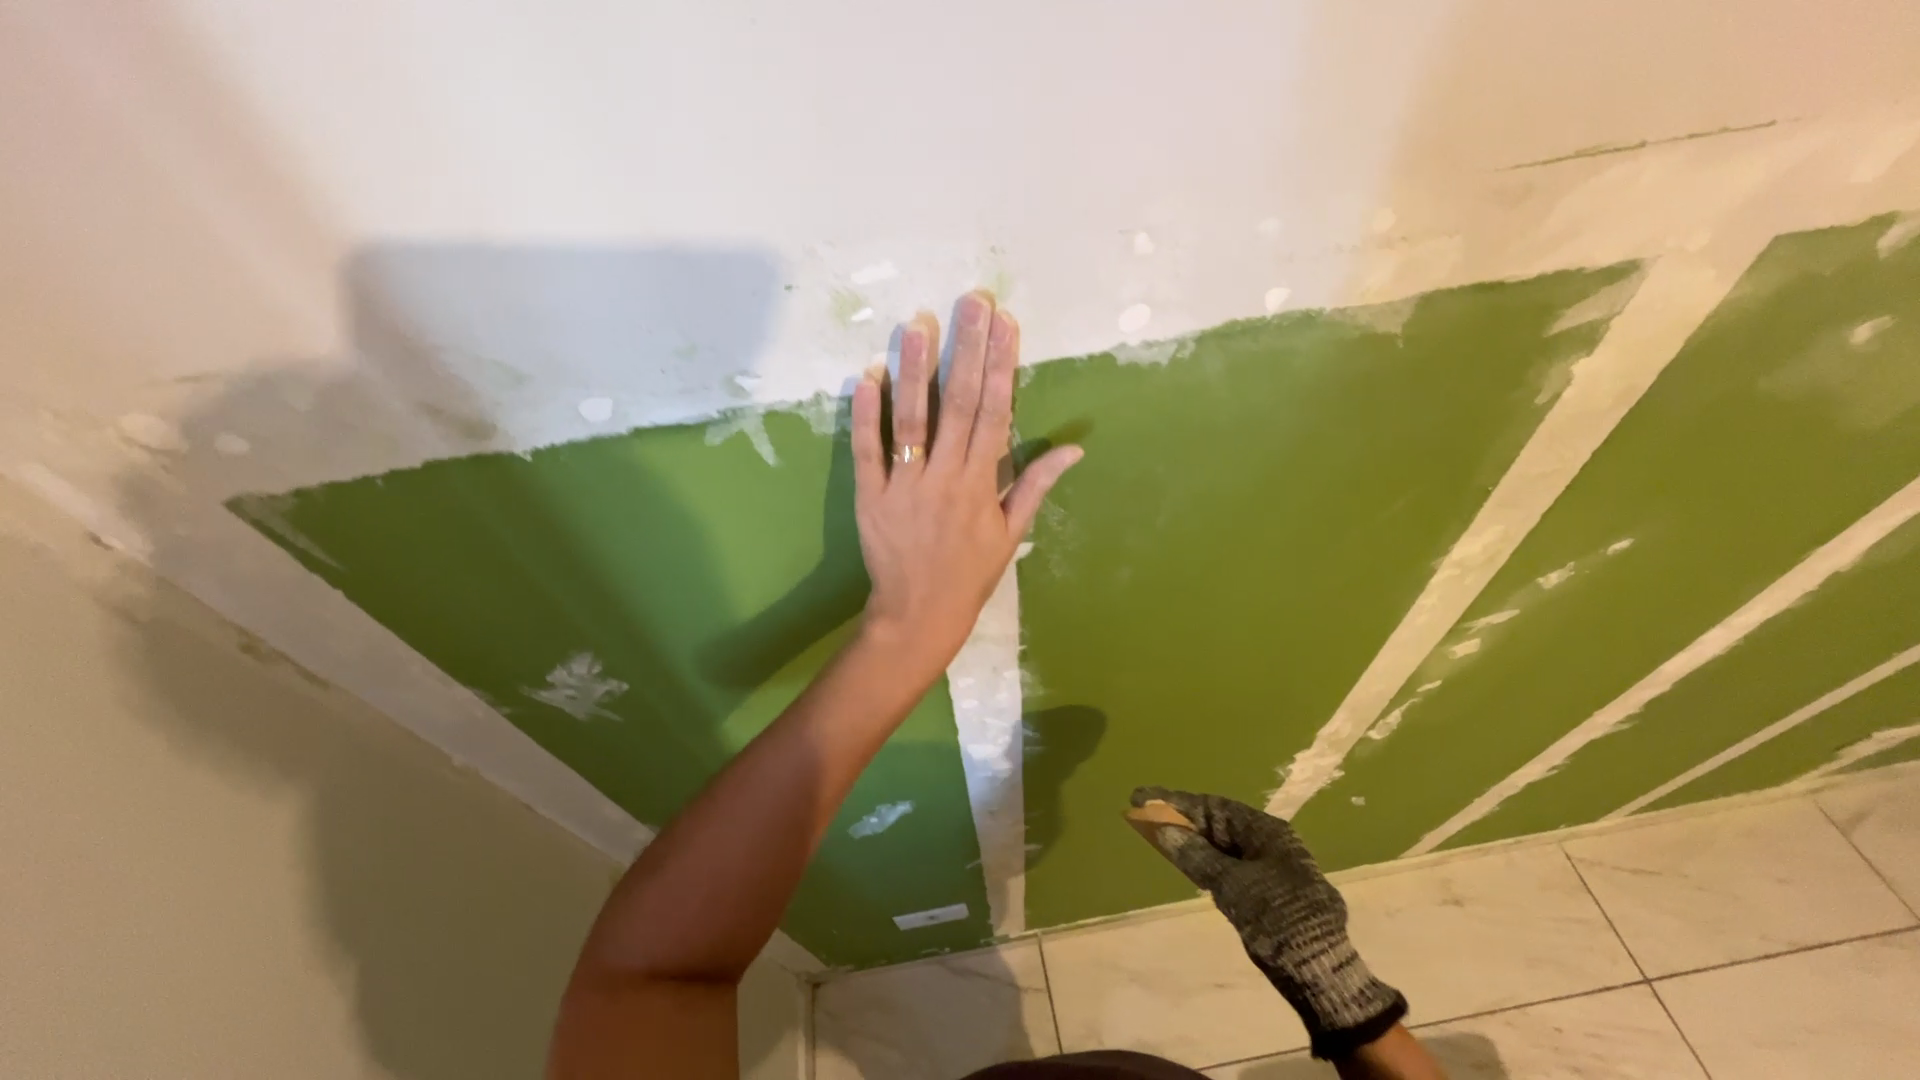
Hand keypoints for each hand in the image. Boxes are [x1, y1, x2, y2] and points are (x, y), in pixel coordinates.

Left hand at [851, 291, 1081, 674]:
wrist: (918, 616)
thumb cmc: (970, 575)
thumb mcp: (1011, 533)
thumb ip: (1036, 485)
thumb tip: (1074, 447)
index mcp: (982, 483)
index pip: (995, 413)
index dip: (1001, 366)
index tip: (1006, 323)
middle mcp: (945, 476)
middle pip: (957, 404)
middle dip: (967, 350)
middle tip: (971, 301)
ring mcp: (904, 484)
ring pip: (911, 420)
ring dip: (915, 370)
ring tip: (918, 324)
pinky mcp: (870, 495)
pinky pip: (868, 450)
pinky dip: (866, 414)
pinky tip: (868, 375)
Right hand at [1131, 787, 1407, 1060]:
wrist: (1318, 969)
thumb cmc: (1278, 918)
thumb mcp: (1233, 884)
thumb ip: (1197, 855)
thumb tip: (1162, 827)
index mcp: (1266, 831)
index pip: (1213, 807)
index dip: (1175, 801)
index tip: (1142, 796)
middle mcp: (1267, 842)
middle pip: (1216, 822)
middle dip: (1180, 817)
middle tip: (1142, 812)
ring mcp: (1267, 867)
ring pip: (1220, 844)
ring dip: (1189, 838)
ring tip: (1156, 831)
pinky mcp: (1263, 891)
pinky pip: (1226, 864)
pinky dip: (1202, 859)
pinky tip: (1185, 860)